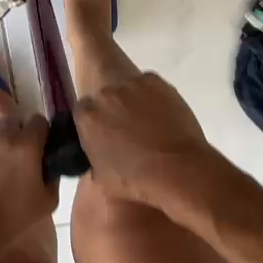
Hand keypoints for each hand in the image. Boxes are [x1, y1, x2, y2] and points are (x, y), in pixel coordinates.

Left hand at [0, 114, 57, 255]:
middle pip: (12, 122)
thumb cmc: (10, 221)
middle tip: (10, 158)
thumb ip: (53, 175)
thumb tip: (50, 160)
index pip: (38, 121)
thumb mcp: (46, 203)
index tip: (35, 147)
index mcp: (26, 145)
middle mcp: (1, 132)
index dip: (38, 134)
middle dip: (14, 136)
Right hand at [73, 71, 219, 206]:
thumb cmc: (137, 182)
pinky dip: (153, 98)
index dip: (95, 121)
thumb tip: (98, 148)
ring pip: (127, 89)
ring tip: (149, 125)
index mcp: (87, 117)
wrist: (178, 171)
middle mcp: (104, 94)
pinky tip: (162, 116)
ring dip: (133, 103)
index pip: (83, 110)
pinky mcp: (154, 80)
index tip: (105, 132)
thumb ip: (93, 154)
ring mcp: (130, 84)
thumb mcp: (102, 178)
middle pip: (104, 96)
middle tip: (128, 129)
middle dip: (113, 110)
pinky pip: (149, 86)